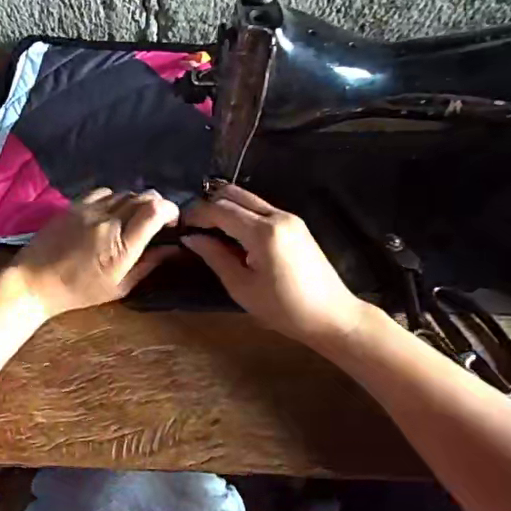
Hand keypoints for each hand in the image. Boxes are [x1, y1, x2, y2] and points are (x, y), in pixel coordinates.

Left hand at [11, 188, 179, 318]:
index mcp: (121, 245)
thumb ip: (148, 264)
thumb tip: (173, 249)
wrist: (35, 281)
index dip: (171, 210)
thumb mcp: (119, 286)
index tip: (172, 222)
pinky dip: (115, 198)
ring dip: (136, 202)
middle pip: (144, 196)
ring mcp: (89, 210)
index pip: (155, 210)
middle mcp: (107, 221)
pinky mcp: (74, 205)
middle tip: (157, 221)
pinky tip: (112, 212)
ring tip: (134, 219)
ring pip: (125, 192)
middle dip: (157, 206)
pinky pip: (104, 191)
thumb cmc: (79, 291)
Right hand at [181, 184, 378, 347]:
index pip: (220, 209)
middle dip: (208, 205)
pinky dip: (240, 213)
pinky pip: (259, 208)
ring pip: (247, 198)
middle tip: (191, 224)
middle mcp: (277, 216)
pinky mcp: (295, 224)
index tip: (179, 225)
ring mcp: (289, 217)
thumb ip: (214, 256)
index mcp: (263, 232)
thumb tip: (191, 237)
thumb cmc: (283, 308)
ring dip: (224, 207)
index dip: (196, 213)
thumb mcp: (241, 286)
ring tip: (208, 229)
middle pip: (233, 194)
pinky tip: (230, 234)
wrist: (332, 316)